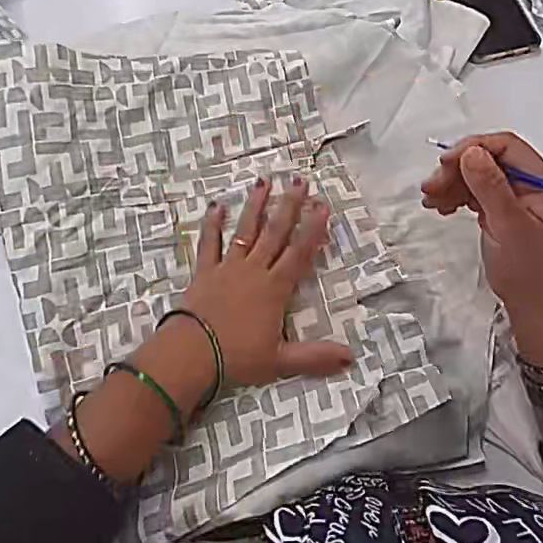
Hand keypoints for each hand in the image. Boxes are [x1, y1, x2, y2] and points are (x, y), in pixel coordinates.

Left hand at [179, 173, 354, 387]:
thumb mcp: (281, 361)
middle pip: (275, 233)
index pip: (299, 253)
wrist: (191, 355)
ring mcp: (227, 268)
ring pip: (245, 231)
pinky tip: (216, 205)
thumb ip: (316, 357)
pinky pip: (210, 243)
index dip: (313, 229)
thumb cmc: (237, 358)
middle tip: (298, 181)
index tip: (322, 206)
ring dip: (255, 206)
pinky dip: (213, 224)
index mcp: (275, 289)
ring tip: (263, 181)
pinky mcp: (204, 272)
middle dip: (289, 206)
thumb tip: (351, 358)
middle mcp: (253, 271)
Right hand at [421, 132, 542, 446]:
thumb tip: (473, 154)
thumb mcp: (510, 226)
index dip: (473, 149)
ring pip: (477, 175)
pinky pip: (474, 192)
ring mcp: (514, 197)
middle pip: (487, 159)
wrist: (535, 304)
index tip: (448, 163)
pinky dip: (456, 195)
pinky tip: (442, 205)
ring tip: (432, 198)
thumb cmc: (532, 273)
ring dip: (452, 183)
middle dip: (457, 169)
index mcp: (541, 182)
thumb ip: (492, 188)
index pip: (505, 146)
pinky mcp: (500, 210)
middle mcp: (529, 185)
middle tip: (434, 185)